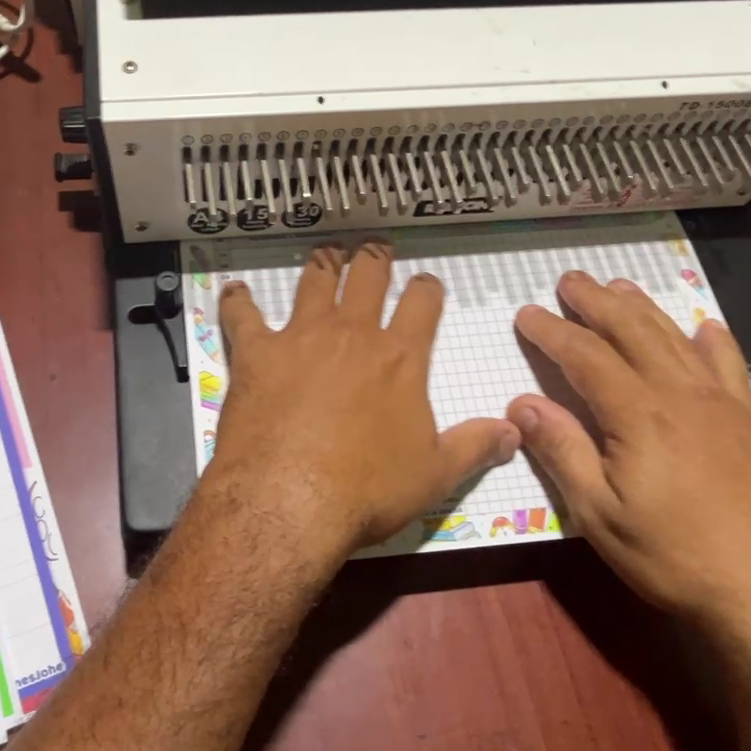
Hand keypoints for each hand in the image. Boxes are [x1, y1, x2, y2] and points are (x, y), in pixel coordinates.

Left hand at [206, 242, 520, 566]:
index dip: (425, 289)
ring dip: (320, 265)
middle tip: (372, 249)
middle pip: (366, 277)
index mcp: (400, 359)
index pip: (421, 304)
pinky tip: (235, 292)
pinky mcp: (255, 355)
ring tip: (324, 255)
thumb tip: (515, 431)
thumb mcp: (435, 475)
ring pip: (313, 283)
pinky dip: (238, 301)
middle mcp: (352, 336)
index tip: (424, 285)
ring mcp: (300, 339)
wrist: (291, 500)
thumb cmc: (368, 491)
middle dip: (373, 259)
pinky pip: (243, 316)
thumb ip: (474, 447)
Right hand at [509, 271, 750, 638]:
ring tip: (620, 287)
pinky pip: (729, 365)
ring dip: (645, 310)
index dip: (552, 332)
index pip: (586, 357)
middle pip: (633, 333)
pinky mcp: (749, 423)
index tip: (526, 313)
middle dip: (597, 303)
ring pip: (676, 339)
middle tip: (570, 279)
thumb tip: (522, 403)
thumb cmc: (670, 554)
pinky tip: (705, 326)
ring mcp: (721, 405)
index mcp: (638, 414)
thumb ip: (562, 451)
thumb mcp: (598, 512)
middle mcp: (680, 395)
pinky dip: (712, 339)